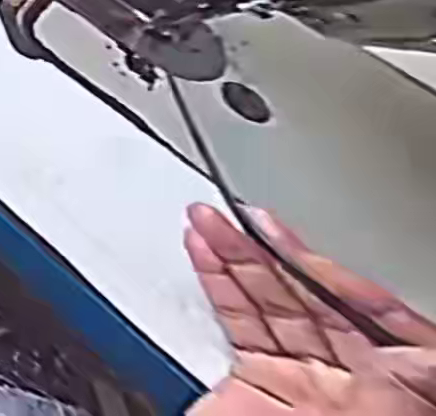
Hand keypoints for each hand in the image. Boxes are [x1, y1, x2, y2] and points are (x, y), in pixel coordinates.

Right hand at [186, 204, 435, 415]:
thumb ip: (400, 395)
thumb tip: (422, 352)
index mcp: (411, 409)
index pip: (404, 335)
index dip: (358, 289)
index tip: (313, 253)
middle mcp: (369, 397)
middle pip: (328, 312)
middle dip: (283, 260)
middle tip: (249, 220)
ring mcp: (312, 390)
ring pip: (275, 307)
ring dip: (238, 259)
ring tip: (210, 221)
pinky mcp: (259, 383)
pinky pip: (239, 320)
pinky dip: (217, 280)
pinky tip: (204, 252)